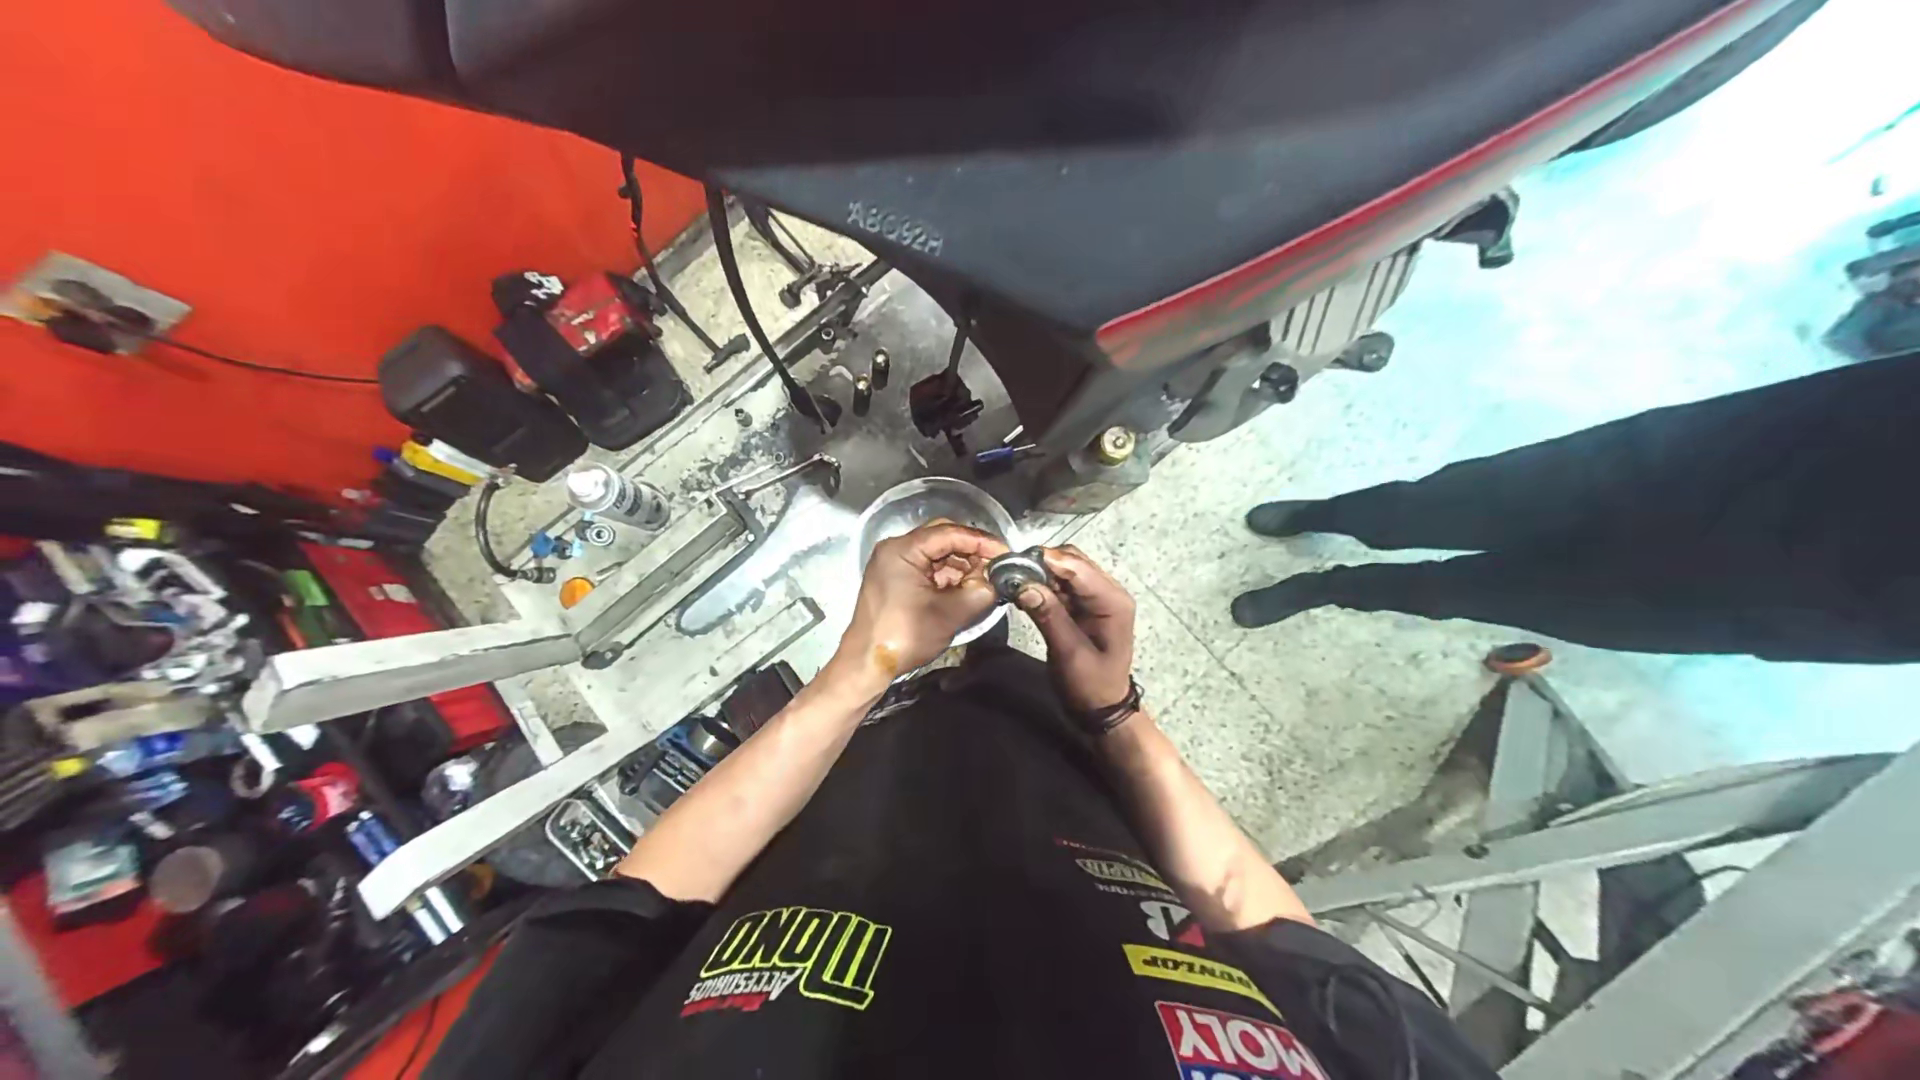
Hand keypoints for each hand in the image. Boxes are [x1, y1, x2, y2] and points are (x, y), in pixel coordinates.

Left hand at [826, 522, 1008, 694]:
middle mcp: (895, 550)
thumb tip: (996, 582)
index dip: (980, 542)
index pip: (949, 533)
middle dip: (971, 552)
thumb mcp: (950, 614)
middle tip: (996, 566)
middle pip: (942, 539)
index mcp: (902, 550)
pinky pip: (927, 569)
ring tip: (984, 581)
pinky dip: (947, 577)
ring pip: (936, 554)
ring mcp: (893, 564)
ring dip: (961, 566)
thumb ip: (979, 592)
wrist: (868, 663)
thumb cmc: (904, 636)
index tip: (1004, 553)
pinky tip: (965, 588)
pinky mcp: (895, 580)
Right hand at [1014, 545, 1135, 712]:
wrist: (1103, 709)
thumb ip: (1049, 616)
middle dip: (1041, 564)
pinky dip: (1043, 585)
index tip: (1011, 562)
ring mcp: (1097, 597)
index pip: (1078, 567)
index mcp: (1113, 601)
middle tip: (1009, 573)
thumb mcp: (1069, 653)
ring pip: (1065, 570)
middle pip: (1072, 561)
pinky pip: (1061, 584)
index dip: (1045, 560)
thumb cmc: (1091, 685)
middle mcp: (1108, 591)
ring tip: (1012, 581)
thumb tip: (1024, 585)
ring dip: (1039, 573)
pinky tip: (1023, 592)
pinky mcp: (1084, 605)